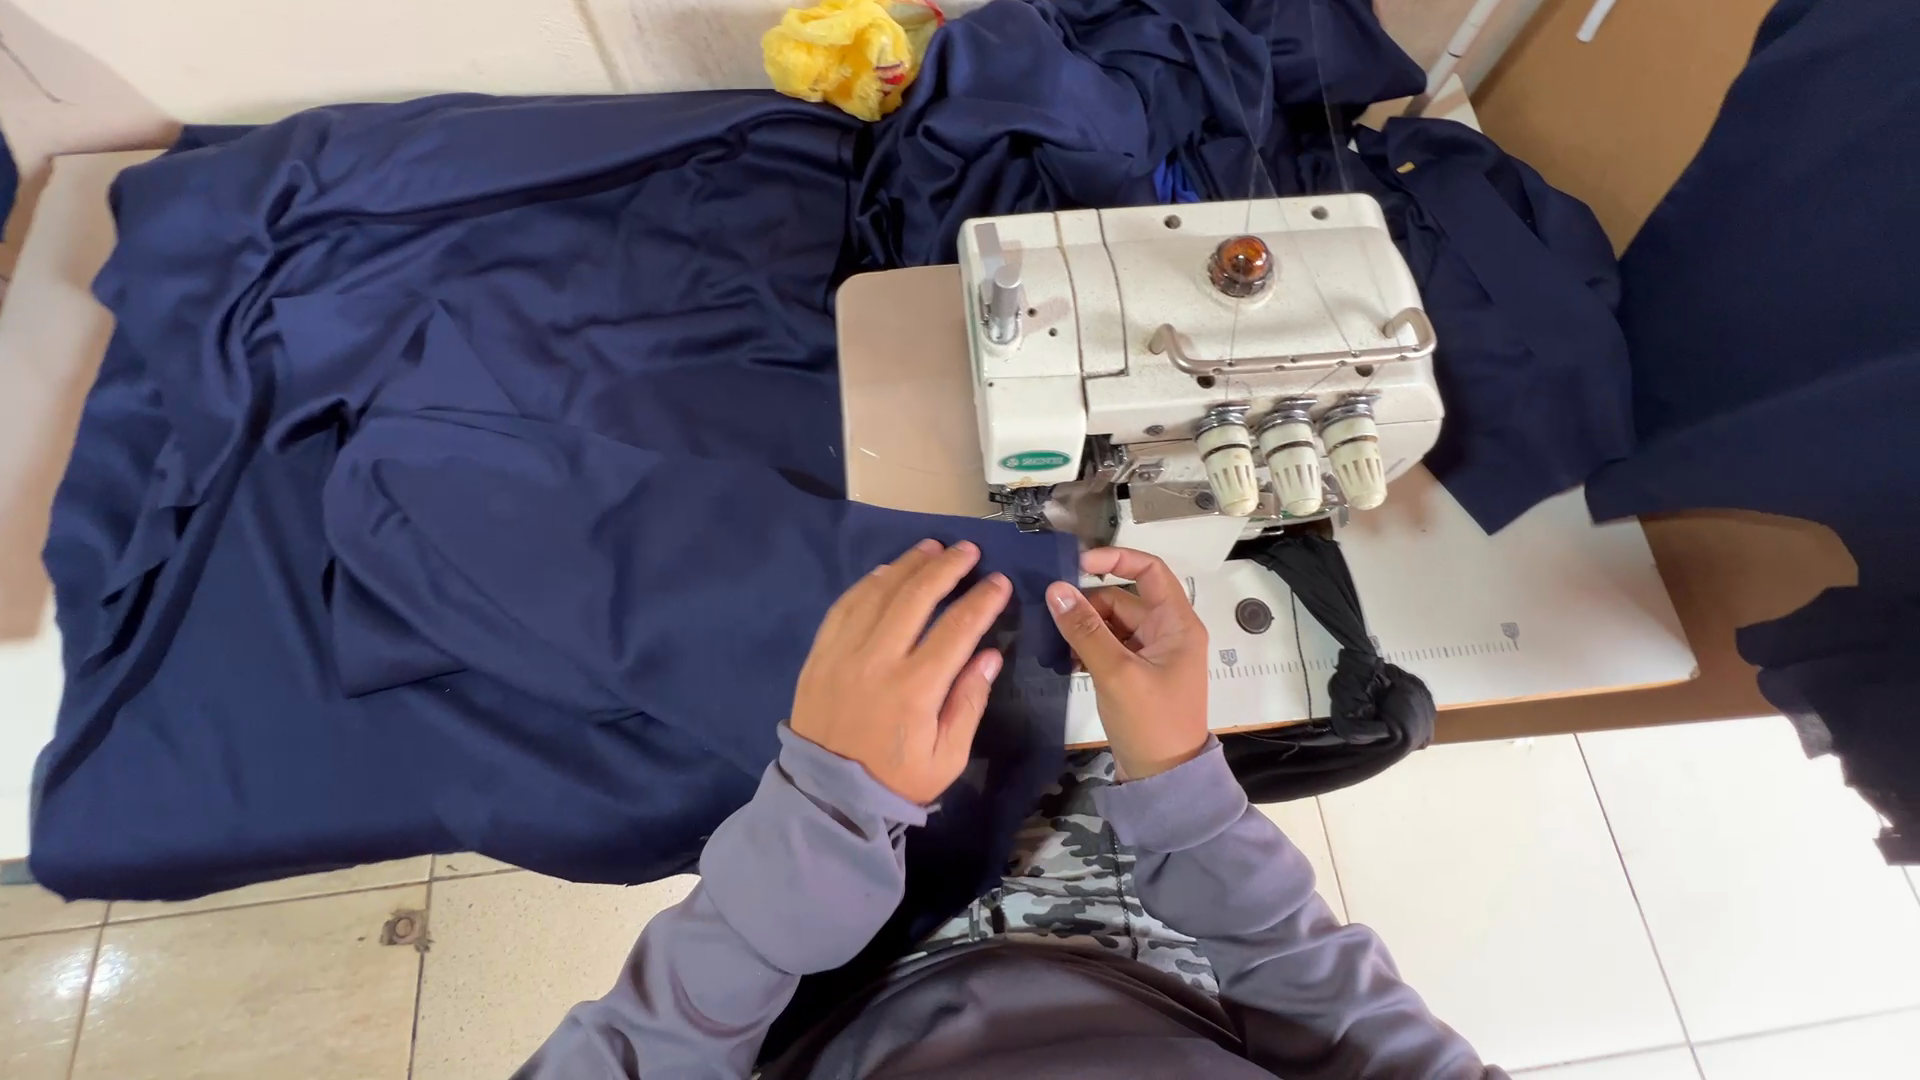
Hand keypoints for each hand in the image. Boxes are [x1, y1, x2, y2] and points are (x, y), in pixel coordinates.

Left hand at [790, 539, 1011, 803]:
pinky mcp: (820, 654)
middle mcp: (878, 660)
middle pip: (916, 596)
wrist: (825, 796)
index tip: (1000, 581)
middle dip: (947, 567)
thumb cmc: (895, 780)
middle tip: (968, 551)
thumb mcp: (946, 758)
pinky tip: (887, 571)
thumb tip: (990, 655)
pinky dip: (869, 582)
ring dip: (908, 564)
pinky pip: (845, 605)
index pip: (958, 628)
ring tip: (932, 548)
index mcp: (915, 688)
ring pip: (879, 592)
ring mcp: (844, 653)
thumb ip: (968, 703)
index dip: (982, 600)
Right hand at [1046, 548, 1208, 780]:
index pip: (1149, 570)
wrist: (1164, 781)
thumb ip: (1085, 630)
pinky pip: (1107, 646)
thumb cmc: (1150, 722)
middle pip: (1122, 598)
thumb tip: (1056, 589)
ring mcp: (1150, 654)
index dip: (1115, 558)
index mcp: (1176, 623)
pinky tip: (1064, 660)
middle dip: (1087, 603)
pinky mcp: (1135, 673)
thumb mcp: (1115, 673)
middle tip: (1050, 614)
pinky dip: (1086, 648)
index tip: (1077, 565)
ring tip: (1053, 641)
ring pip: (1110, 623)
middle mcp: (1166, 632)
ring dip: (1083, 628)